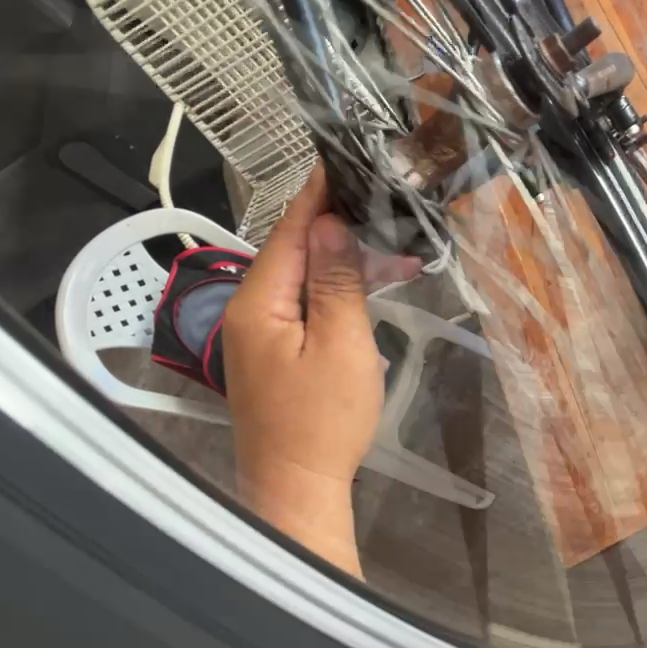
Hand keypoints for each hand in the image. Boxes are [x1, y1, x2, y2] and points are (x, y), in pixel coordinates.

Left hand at [222, 168, 420, 571]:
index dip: (317, 196)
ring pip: (302, 282)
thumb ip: (336, 282)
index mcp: (259, 301)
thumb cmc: (325, 420)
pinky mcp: (273, 354)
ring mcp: (258, 334)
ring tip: (398, 259)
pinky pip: (303, 308)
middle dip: (341, 231)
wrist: (297, 487)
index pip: (289, 232)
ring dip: (345, 267)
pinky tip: (366, 293)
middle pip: (294, 254)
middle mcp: (248, 310)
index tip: (342, 160)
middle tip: (391, 212)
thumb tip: (331, 224)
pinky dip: (335, 295)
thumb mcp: (342, 346)